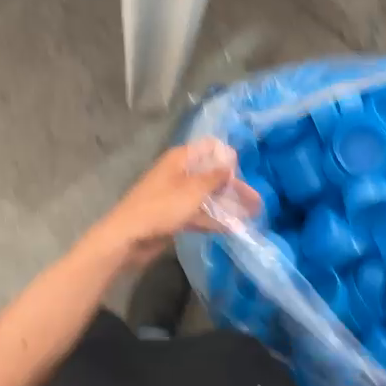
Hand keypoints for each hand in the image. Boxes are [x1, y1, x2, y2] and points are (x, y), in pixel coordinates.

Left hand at [89, 139, 249, 266]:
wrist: (128, 237)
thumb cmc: (161, 207)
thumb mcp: (192, 190)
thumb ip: (214, 177)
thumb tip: (230, 162)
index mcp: (180, 159)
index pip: (209, 147)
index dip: (227, 156)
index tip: (244, 169)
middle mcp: (180, 173)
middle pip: (211, 175)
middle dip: (234, 186)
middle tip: (257, 200)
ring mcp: (177, 196)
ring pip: (207, 196)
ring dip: (228, 204)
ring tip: (253, 214)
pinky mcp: (174, 216)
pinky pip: (200, 214)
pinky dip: (215, 219)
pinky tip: (234, 227)